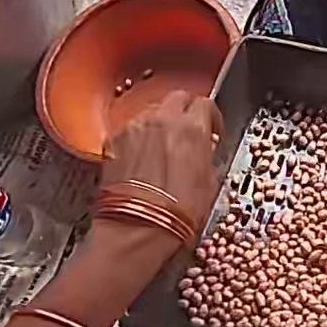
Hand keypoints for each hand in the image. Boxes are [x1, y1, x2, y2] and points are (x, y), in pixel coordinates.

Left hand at [102, 90, 223, 227]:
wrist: (137, 228)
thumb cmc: (175, 213)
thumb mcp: (209, 184)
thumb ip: (206, 156)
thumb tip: (203, 150)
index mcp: (192, 128)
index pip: (206, 104)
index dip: (211, 118)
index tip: (212, 129)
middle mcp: (162, 119)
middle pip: (177, 99)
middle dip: (185, 112)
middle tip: (188, 132)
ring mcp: (135, 127)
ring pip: (152, 111)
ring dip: (161, 123)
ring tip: (164, 148)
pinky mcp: (114, 141)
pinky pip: (131, 129)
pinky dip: (139, 137)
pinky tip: (143, 158)